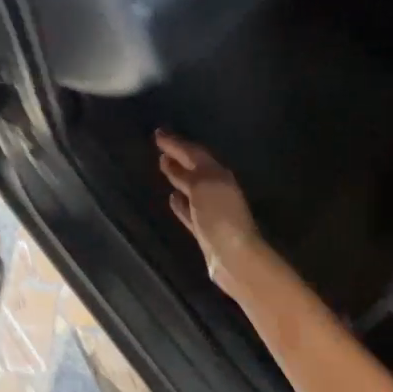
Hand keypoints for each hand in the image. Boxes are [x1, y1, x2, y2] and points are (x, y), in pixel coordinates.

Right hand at [155, 130, 262, 290]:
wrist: (234, 257)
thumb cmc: (219, 216)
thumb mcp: (202, 187)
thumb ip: (185, 174)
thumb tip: (170, 162)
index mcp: (218, 174)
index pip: (194, 153)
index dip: (177, 143)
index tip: (158, 133)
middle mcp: (217, 188)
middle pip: (194, 167)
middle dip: (178, 156)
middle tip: (160, 145)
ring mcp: (211, 209)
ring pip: (191, 187)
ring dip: (178, 176)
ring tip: (163, 166)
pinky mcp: (205, 229)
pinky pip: (189, 210)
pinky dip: (180, 202)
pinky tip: (172, 197)